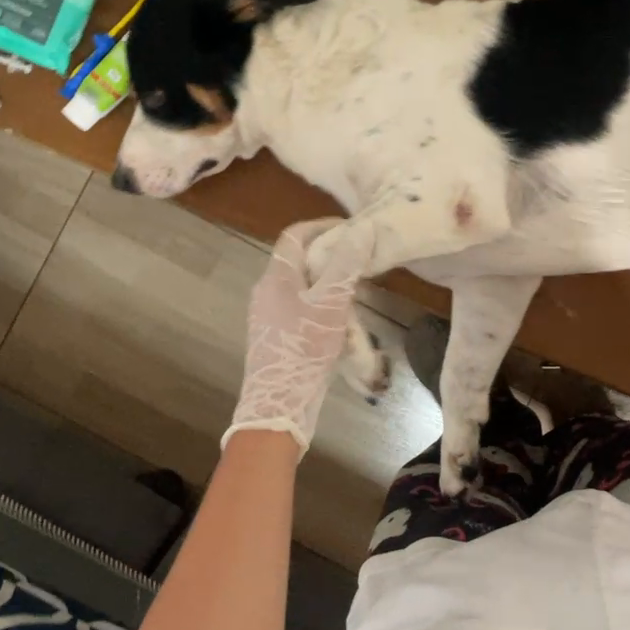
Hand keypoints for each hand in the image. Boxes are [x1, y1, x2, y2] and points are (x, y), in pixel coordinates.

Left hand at [223, 219, 375, 455]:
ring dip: (329, 285)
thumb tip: (362, 228)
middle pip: (299, 261)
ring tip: (357, 292)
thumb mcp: (332, 302)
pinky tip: (342, 324)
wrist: (278, 403)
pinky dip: (322, 307)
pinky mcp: (276, 337)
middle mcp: (267, 291)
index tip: (352, 229)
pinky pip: (300, 310)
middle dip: (330, 256)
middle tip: (361, 261)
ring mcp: (269, 316)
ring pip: (302, 287)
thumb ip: (346, 265)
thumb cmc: (303, 347)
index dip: (322, 226)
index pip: (294, 235)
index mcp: (276, 277)